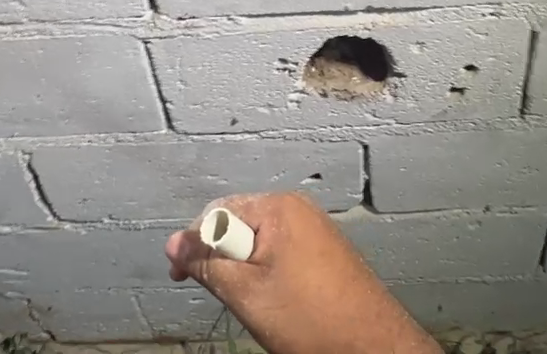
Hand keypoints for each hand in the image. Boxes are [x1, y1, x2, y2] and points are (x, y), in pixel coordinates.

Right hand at [165, 192, 438, 353]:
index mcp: (278, 207)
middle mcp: (297, 207)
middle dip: (221, 255)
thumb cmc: (308, 318)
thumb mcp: (246, 293)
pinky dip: (267, 271)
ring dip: (244, 267)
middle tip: (219, 294)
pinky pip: (281, 249)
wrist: (373, 345)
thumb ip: (208, 263)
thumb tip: (173, 242)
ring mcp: (314, 227)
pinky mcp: (325, 248)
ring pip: (259, 240)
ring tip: (250, 301)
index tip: (180, 277)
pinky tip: (273, 300)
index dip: (196, 243)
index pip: (219, 211)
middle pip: (240, 222)